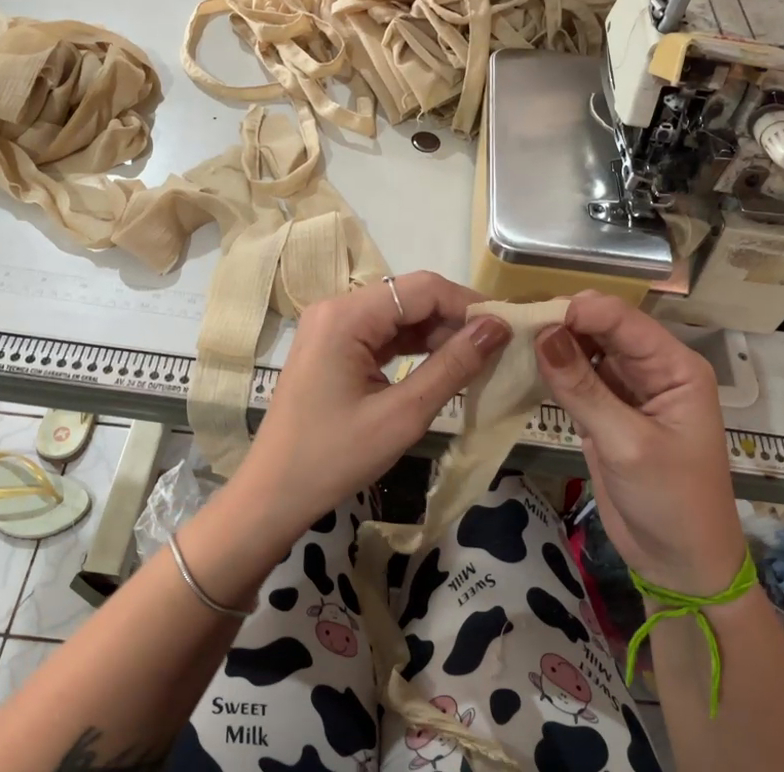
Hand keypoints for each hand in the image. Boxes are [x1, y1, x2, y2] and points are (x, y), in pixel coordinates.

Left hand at [233, 271, 512, 538]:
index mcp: (346, 315)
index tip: (509, 328)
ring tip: (480, 357)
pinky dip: (414, 347)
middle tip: (499, 347)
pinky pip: (381, 335)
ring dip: (438, 333)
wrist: (273, 495)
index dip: (469, 303)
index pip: (422, 288)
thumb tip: (498, 327)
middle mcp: (336, 308)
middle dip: (455, 318)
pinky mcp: (332, 348)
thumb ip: (453, 366)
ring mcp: (331, 327)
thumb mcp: (402, 414)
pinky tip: (445, 365)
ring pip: (398, 315)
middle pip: (409, 296)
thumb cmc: (335, 457)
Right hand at [534, 292, 743, 591]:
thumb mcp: (626, 444)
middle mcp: (652, 369)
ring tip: (508, 341)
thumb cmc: (670, 501)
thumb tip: (543, 333)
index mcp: (675, 367)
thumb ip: (583, 388)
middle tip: (510, 327)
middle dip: (560, 323)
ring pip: (585, 349)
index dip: (578, 311)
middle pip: (602, 328)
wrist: (680, 562)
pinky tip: (520, 366)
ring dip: (551, 345)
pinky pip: (576, 378)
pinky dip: (551, 372)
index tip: (529, 317)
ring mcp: (627, 389)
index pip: (622, 319)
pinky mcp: (606, 411)